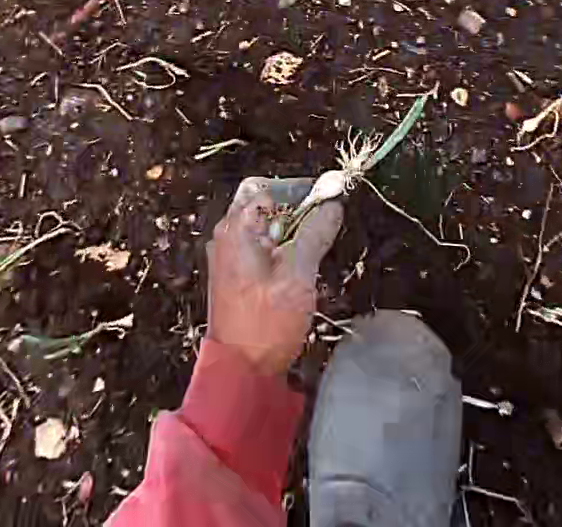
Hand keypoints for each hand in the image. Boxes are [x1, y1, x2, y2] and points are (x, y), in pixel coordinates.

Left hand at [205, 176, 343, 377]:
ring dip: (291, 227)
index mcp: (236, 228)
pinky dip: (282, 244)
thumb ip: (316, 231)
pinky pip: (261, 243)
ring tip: (315, 243)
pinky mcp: (236, 274)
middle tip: (322, 222)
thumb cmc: (267, 321)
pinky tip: (300, 262)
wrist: (240, 374)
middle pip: (264, 202)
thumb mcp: (298, 272)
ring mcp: (229, 255)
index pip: (268, 187)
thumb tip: (334, 202)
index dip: (299, 189)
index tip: (327, 200)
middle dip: (296, 207)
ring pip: (264, 223)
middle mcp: (227, 235)